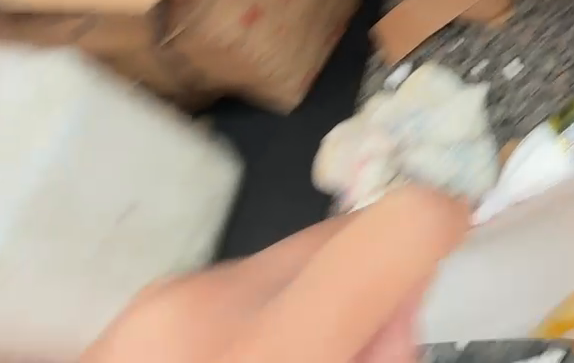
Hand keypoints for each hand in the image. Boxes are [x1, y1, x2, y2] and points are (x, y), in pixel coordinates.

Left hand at [86, 188, 467, 362]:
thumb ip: (382, 360)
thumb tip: (398, 324)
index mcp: (264, 348)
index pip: (403, 224)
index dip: (450, 240)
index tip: (440, 301)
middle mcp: (199, 305)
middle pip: (354, 236)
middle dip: (383, 295)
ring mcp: (149, 313)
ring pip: (299, 260)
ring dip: (327, 312)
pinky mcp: (124, 328)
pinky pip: (243, 292)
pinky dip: (274, 328)